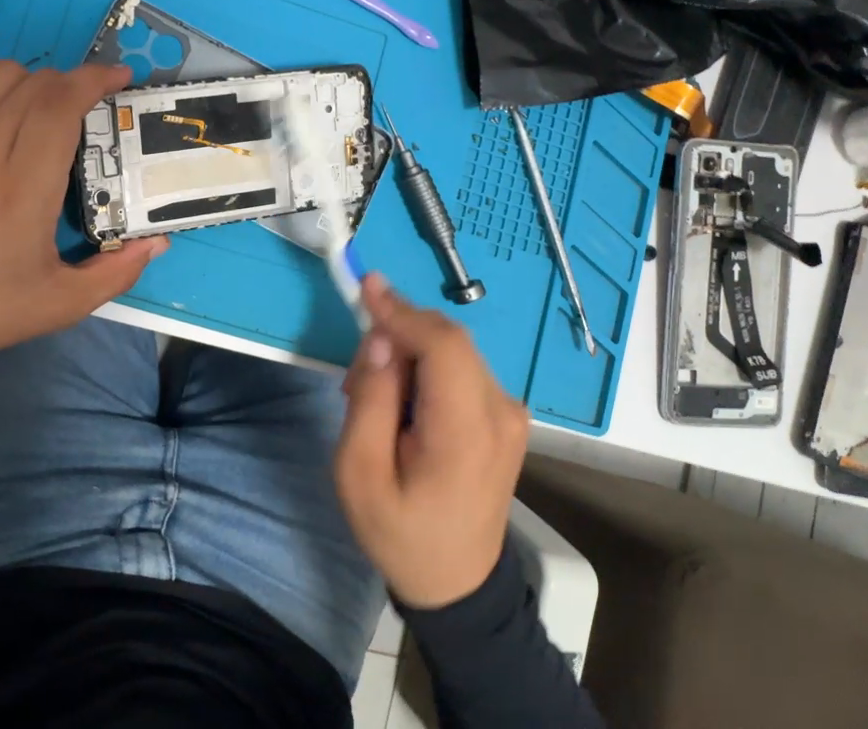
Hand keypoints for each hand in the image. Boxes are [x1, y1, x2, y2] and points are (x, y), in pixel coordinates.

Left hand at [0, 60, 167, 363]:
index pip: (60, 105)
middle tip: (87, 106)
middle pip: (34, 84)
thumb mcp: (61, 305)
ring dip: (29, 82)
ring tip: (41, 109)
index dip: (94, 80)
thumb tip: (158, 243)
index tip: (118, 78)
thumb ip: (117, 274)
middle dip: (71, 82)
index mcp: (24, 189)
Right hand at [334, 274, 529, 609]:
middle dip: (398, 337)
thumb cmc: (399, 531)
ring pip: (453, 352)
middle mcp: (501, 413)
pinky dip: (426, 372)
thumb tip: (382, 341)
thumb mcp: (359, 472)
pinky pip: (461, 370)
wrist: (455, 581)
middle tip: (356, 379)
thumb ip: (370, 400)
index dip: (402, 310)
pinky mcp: (506, 417)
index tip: (365, 286)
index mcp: (466, 431)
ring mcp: (511, 415)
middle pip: (448, 341)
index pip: (443, 345)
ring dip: (409, 357)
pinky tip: (403, 408)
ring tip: (375, 403)